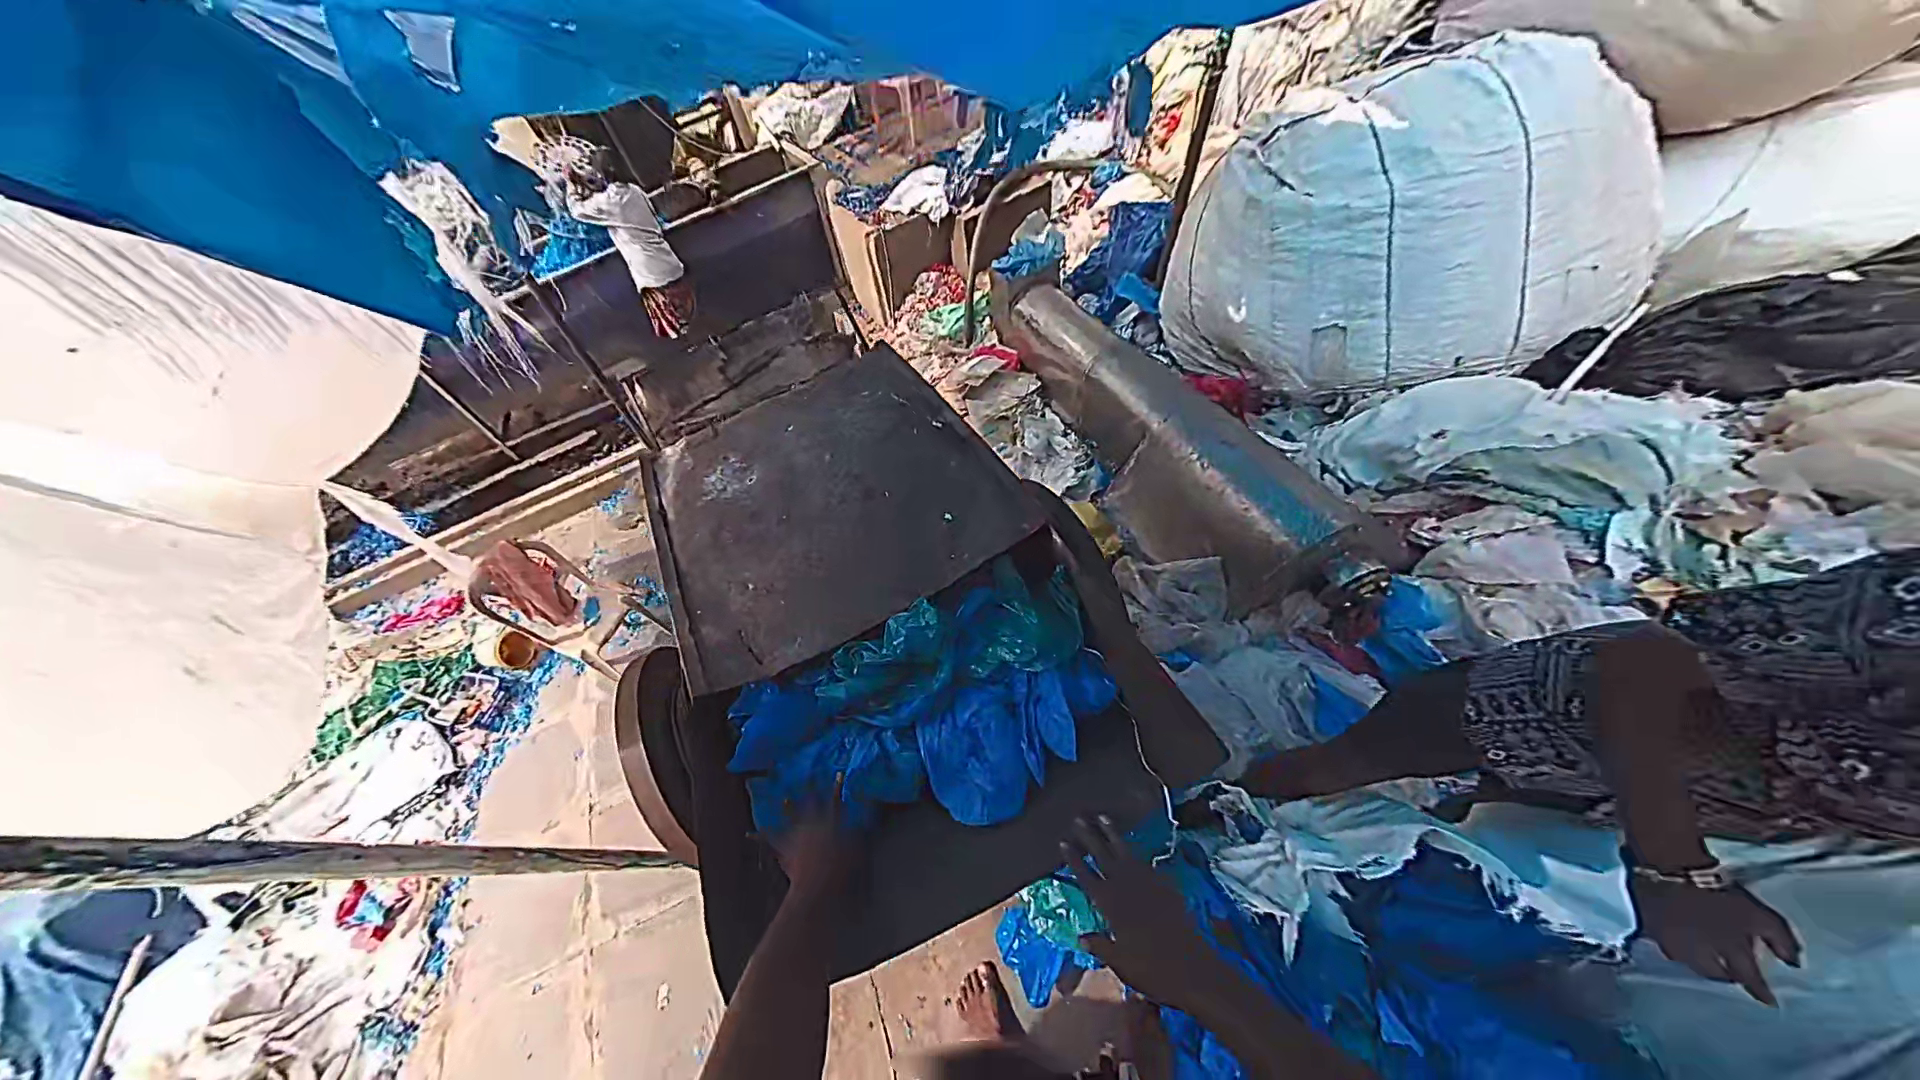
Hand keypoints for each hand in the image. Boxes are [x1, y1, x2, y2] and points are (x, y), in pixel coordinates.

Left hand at [773, 776, 862, 906]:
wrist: (817, 885)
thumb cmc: (841, 867)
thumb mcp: (859, 845)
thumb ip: (862, 827)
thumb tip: (868, 811)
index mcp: (831, 821)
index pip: (836, 799)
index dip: (837, 786)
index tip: (838, 773)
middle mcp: (812, 823)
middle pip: (811, 802)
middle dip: (810, 788)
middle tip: (807, 775)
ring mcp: (796, 835)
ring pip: (790, 818)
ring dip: (788, 808)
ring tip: (783, 798)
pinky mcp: (784, 849)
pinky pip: (770, 842)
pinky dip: (760, 837)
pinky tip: (749, 834)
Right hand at [1062, 816, 1232, 1011]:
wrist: (1193, 968)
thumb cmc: (1152, 970)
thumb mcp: (1120, 963)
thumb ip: (1100, 946)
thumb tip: (1081, 937)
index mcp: (1109, 904)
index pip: (1085, 875)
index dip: (1074, 858)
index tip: (1063, 841)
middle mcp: (1125, 887)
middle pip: (1102, 855)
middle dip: (1089, 836)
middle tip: (1078, 818)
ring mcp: (1146, 882)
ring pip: (1124, 851)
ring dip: (1112, 834)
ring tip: (1103, 817)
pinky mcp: (1165, 885)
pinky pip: (1146, 862)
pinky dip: (1135, 852)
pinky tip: (1132, 847)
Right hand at [1630, 876, 1801, 1005]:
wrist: (1666, 870)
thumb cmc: (1719, 895)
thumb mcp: (1760, 915)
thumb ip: (1782, 941)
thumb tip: (1793, 964)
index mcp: (1730, 953)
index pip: (1750, 980)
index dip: (1762, 992)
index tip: (1770, 1003)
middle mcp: (1701, 954)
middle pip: (1715, 974)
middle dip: (1725, 976)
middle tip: (1731, 974)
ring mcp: (1672, 941)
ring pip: (1687, 962)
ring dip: (1698, 963)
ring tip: (1702, 958)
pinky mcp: (1650, 928)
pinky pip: (1665, 945)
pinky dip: (1675, 947)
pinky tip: (1677, 941)